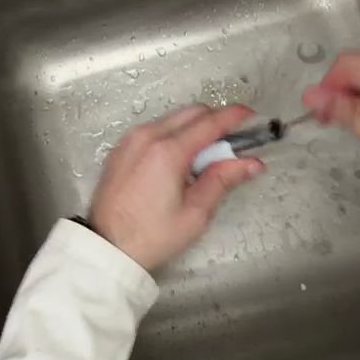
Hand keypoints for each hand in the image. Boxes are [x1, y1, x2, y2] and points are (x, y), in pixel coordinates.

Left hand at [87, 104, 264, 271]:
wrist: (106, 246)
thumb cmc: (153, 235)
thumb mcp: (195, 213)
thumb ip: (223, 180)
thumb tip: (253, 162)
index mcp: (168, 150)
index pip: (209, 122)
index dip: (234, 116)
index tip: (252, 115)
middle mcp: (147, 135)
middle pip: (190, 113)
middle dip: (215, 120)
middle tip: (234, 142)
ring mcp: (131, 138)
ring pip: (172, 119)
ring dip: (194, 127)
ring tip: (208, 155)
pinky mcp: (121, 147)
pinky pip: (154, 129)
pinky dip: (173, 134)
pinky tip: (181, 159)